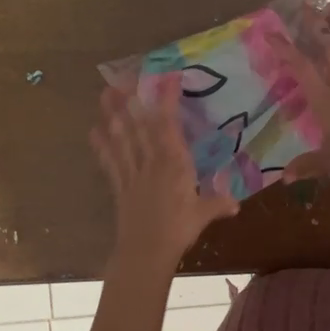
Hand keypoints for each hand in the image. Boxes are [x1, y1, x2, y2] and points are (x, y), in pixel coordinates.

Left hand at [90, 74, 238, 270]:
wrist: (146, 252)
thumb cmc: (178, 230)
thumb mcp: (203, 215)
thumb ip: (218, 204)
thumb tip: (236, 203)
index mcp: (175, 164)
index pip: (170, 126)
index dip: (167, 101)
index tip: (167, 78)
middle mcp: (152, 162)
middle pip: (140, 126)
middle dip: (131, 102)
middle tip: (121, 78)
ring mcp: (133, 173)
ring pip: (122, 139)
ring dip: (113, 116)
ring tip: (104, 95)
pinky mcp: (120, 187)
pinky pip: (110, 162)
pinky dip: (102, 146)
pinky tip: (94, 132)